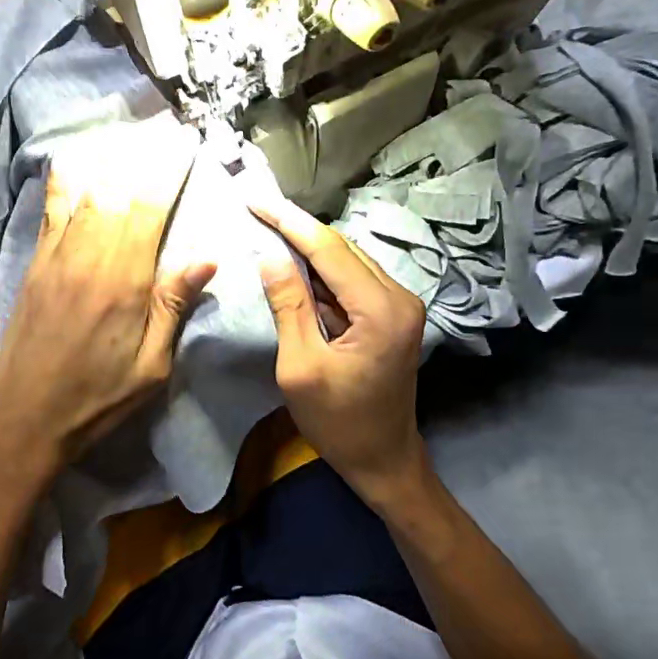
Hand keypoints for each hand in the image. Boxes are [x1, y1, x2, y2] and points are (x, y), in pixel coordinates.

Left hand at [0, 139, 215, 496]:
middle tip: (162, 134)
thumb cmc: (98, 397)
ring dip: (109, 164)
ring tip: (128, 141)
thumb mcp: (152, 365)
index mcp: (125, 281)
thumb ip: (174, 306)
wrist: (25, 417)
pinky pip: (50, 212)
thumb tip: (205, 258)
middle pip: (118, 192)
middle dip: (143, 159)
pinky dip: (63, 183)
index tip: (184, 145)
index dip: (168, 173)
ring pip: (85, 195)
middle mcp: (89, 257)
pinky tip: (73, 163)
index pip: (150, 210)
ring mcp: (56, 258)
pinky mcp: (34, 266)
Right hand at [250, 196, 428, 501]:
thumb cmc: (338, 422)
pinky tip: (296, 266)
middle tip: (258, 208)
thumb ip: (288, 307)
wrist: (384, 460)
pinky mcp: (394, 316)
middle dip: (299, 229)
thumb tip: (270, 256)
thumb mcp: (301, 367)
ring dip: (310, 249)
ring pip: (348, 261)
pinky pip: (354, 281)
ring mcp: (401, 305)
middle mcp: (400, 297)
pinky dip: (324, 273)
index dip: (289, 221)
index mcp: (381, 310)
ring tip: (269, 228)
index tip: (256, 199)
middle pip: (343, 249)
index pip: (329, 250)